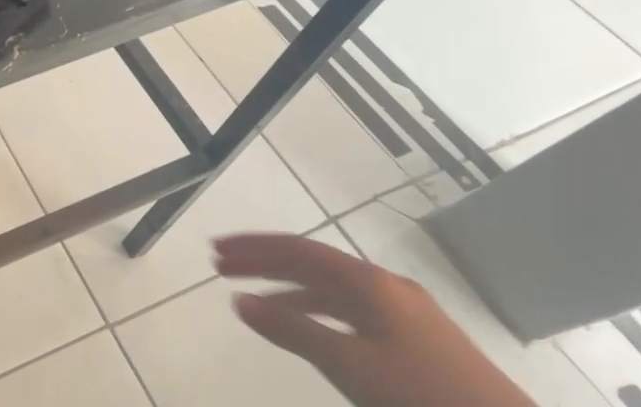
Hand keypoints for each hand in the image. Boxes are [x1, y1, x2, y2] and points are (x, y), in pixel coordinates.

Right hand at [215, 233, 534, 406]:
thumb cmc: (423, 394)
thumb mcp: (351, 365)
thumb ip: (294, 331)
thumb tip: (240, 300)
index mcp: (372, 284)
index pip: (300, 250)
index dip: (255, 247)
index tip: (216, 251)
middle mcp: (389, 289)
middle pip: (315, 265)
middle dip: (266, 264)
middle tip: (223, 267)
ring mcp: (408, 316)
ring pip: (335, 291)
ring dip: (291, 290)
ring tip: (256, 301)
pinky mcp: (420, 343)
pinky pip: (353, 313)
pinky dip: (320, 314)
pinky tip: (311, 331)